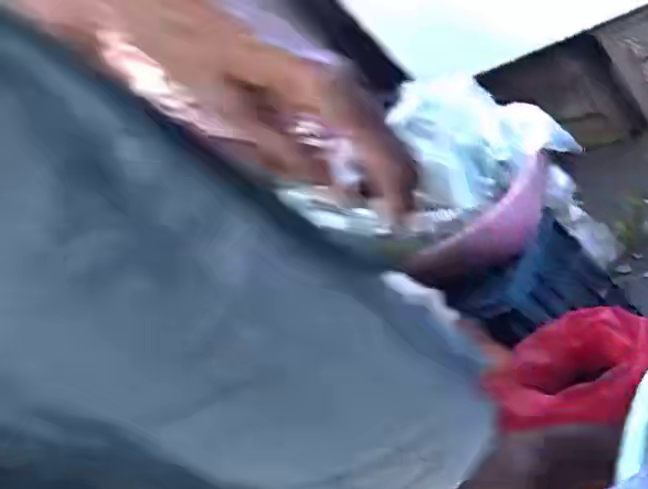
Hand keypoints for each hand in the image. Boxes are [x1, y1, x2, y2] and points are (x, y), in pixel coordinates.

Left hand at [19, 0, 416, 217]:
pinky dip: (363, 148)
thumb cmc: (178, 30)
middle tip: (386, 218)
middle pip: (395, 148)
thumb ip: (280, 148)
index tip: (395, 227)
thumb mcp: (220, 98)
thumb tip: (329, 185)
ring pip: (383, 136)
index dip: (397, 197)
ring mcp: (342, 72)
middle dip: (396, 187)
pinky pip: (363, 120)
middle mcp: (349, 82)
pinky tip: (342, 162)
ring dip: (379, 168)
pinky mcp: (329, 67)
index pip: (386, 157)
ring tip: (361, 194)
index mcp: (330, 92)